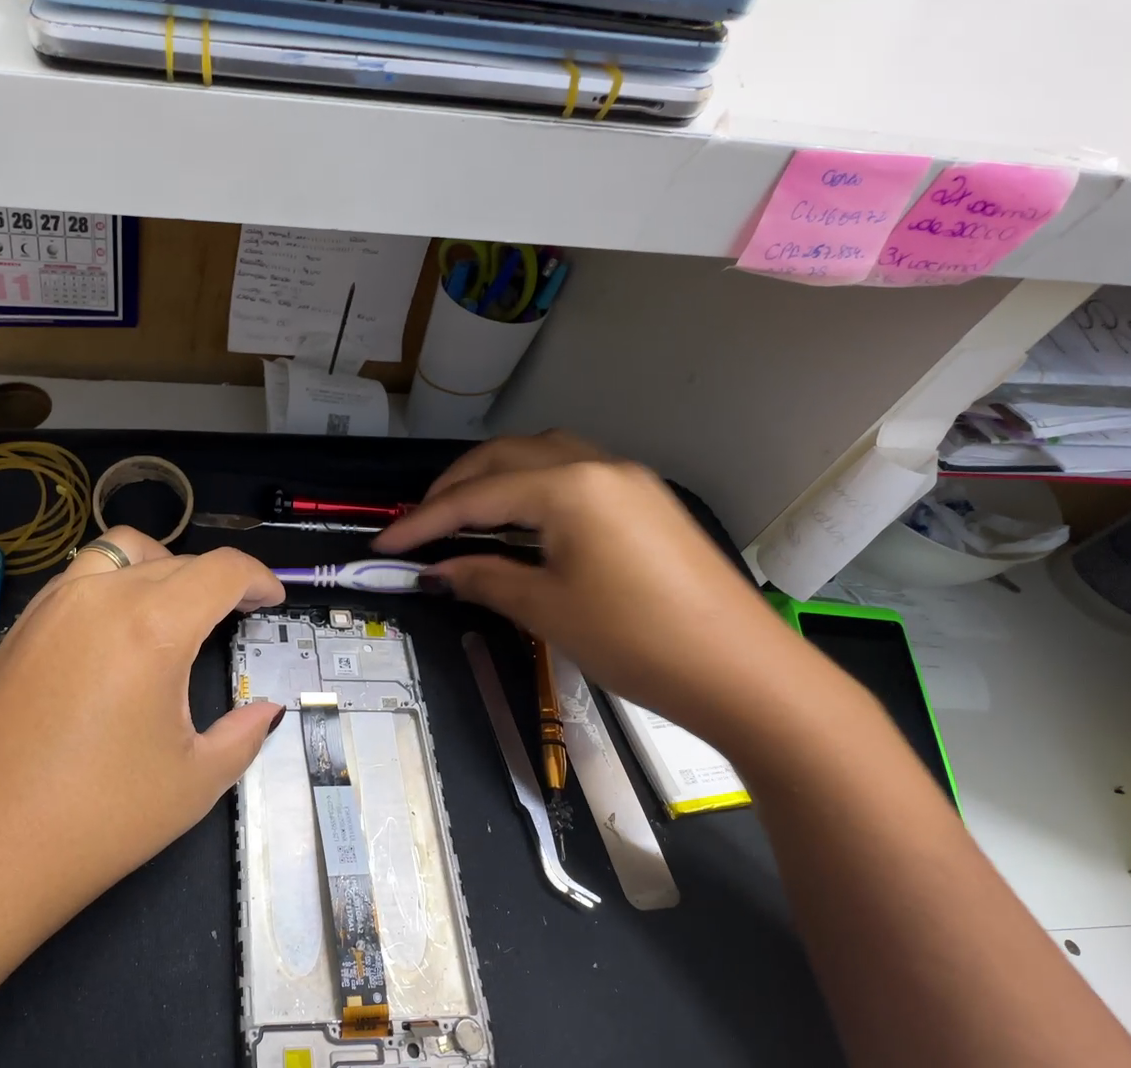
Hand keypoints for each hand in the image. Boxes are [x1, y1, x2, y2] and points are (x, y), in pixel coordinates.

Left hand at [0, 527, 288, 1067]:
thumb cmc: (95, 820)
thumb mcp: (192, 783)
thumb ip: (242, 736)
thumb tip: (266, 713)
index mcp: (152, 624)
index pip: (220, 570)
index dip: (257, 578)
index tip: (271, 600)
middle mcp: (98, 597)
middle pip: (172, 559)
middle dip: (212, 581)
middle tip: (231, 618)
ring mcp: (48, 609)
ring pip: (115, 555)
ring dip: (156, 569)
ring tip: (172, 614)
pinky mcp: (15, 632)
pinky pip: (76, 583)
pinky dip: (111, 589)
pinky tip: (113, 644)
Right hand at [373, 431, 812, 745]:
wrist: (746, 674)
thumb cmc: (638, 641)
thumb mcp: (547, 610)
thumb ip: (485, 578)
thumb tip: (438, 570)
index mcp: (569, 487)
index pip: (476, 496)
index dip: (423, 521)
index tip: (384, 544)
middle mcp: (599, 466)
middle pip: (507, 457)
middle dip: (455, 486)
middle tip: (419, 524)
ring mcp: (630, 481)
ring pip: (544, 456)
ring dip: (496, 477)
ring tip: (464, 514)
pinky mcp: (649, 503)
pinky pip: (574, 474)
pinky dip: (534, 486)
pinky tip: (523, 521)